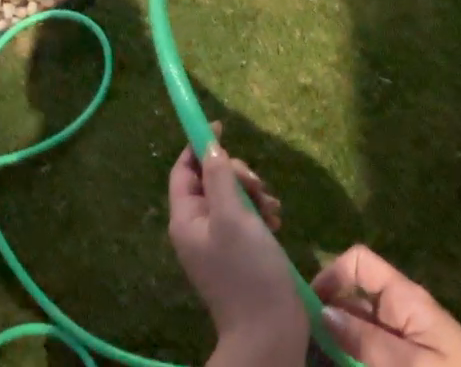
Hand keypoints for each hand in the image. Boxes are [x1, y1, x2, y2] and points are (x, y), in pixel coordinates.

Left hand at [167, 124, 304, 363]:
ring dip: (253, 194)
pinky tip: (277, 221)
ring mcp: (218, 243)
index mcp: (185, 219)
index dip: (199, 146)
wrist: (270, 332)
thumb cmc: (248, 271)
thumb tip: (210, 147)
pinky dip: (260, 213)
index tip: (222, 128)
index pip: (183, 170)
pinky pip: (246, 219)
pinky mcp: (239, 254)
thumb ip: (220, 178)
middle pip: (211, 181)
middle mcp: (197, 229)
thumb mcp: (234, 216)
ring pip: (232, 198)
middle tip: (257, 186)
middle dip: (236, 175)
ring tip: (272, 208)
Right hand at [312, 245, 460, 366]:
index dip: (331, 275)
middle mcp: (402, 310)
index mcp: (404, 297)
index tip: (310, 309)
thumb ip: (366, 340)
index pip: (359, 261)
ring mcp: (407, 338)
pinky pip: (375, 352)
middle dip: (329, 318)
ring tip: (319, 359)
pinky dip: (358, 360)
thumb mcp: (410, 365)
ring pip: (361, 330)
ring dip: (341, 345)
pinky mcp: (411, 361)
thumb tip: (323, 311)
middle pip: (355, 299)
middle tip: (305, 346)